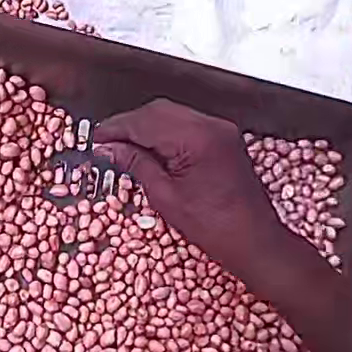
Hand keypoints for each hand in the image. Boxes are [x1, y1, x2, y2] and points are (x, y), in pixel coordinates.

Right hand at [95, 99, 298, 279]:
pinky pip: (186, 123)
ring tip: (123, 147)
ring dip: (145, 126)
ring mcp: (220, 130)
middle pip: (158, 111)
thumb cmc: (214, 227)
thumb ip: (136, 164)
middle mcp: (212, 126)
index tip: (96, 139)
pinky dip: (164, 131)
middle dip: (128, 124)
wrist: (255, 241)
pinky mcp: (223, 138)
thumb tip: (109, 150)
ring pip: (171, 114)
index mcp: (197, 139)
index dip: (116, 129)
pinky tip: (149, 148)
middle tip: (105, 143)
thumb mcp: (165, 197)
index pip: (145, 122)